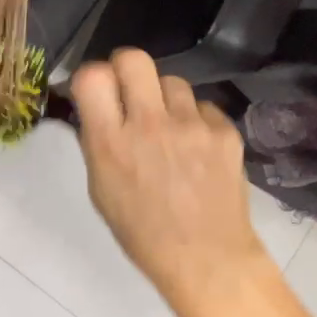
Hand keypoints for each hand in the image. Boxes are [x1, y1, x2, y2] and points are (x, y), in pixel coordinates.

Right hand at [70, 50, 272, 314]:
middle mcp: (149, 125)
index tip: (95, 90)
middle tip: (128, 89)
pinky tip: (193, 146)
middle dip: (125, 68)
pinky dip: (194, 120)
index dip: (91, 76)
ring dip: (162, 97)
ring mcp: (192, 126)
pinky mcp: (225, 132)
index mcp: (110, 143)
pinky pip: (202, 106)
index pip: (92, 76)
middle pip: (134, 58)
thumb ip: (97, 142)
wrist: (206, 258)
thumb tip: (96, 110)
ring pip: (172, 80)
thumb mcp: (100, 188)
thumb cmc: (140, 230)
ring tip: (165, 125)